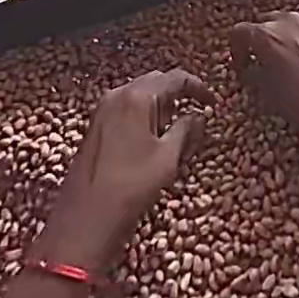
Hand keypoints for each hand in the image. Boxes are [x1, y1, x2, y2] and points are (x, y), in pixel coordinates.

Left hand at [36, 70, 211, 270]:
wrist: (85, 219)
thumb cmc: (131, 185)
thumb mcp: (168, 157)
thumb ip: (186, 130)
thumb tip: (198, 117)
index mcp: (136, 97)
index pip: (175, 78)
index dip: (198, 88)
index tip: (213, 103)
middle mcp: (116, 96)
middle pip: (155, 83)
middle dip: (178, 95)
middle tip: (196, 114)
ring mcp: (102, 111)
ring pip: (139, 97)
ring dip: (161, 107)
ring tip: (177, 131)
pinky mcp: (95, 127)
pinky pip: (126, 110)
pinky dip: (144, 117)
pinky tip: (153, 140)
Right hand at [230, 11, 298, 149]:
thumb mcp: (270, 93)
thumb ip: (254, 72)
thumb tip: (249, 67)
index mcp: (268, 36)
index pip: (240, 32)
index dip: (237, 49)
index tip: (242, 62)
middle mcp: (290, 20)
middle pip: (266, 23)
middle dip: (262, 40)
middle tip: (265, 62)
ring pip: (291, 22)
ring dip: (286, 36)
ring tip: (292, 60)